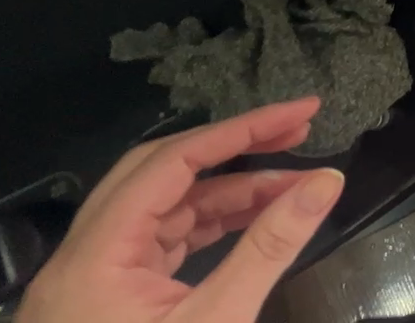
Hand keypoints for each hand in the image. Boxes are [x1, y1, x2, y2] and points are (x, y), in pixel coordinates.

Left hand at [18, 98, 342, 322]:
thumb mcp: (214, 322)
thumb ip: (270, 246)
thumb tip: (329, 179)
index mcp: (96, 256)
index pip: (173, 161)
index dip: (244, 129)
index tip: (306, 112)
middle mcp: (85, 256)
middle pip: (160, 169)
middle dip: (236, 144)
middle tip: (301, 129)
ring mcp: (93, 278)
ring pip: (167, 203)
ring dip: (235, 185)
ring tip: (297, 184)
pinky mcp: (110, 296)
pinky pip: (167, 234)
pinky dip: (219, 217)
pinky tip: (262, 217)